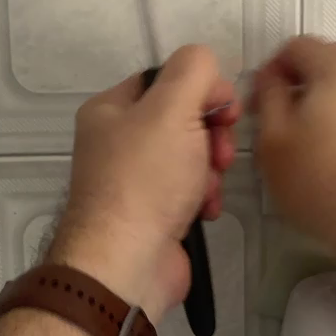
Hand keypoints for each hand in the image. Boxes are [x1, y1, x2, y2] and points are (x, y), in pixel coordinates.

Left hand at [49, 44, 238, 319]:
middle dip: (210, 134)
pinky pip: (189, 193)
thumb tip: (209, 73)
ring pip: (190, 157)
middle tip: (217, 153)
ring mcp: (135, 183)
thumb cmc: (145, 181)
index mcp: (111, 110)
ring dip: (209, 170)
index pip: (165, 79)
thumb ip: (195, 71)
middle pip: (182, 119)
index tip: (225, 110)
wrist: (128, 264)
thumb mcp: (172, 107)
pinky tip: (204, 211)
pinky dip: (203, 199)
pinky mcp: (153, 216)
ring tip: (205, 189)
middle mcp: (118, 143)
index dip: (202, 88)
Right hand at [249, 36, 335, 258]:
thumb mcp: (273, 140)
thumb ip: (267, 97)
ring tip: (314, 148)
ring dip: (328, 108)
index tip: (261, 106)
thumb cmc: (323, 182)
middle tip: (283, 128)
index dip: (270, 74)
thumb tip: (270, 80)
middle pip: (326, 65)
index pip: (294, 47)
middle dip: (301, 89)